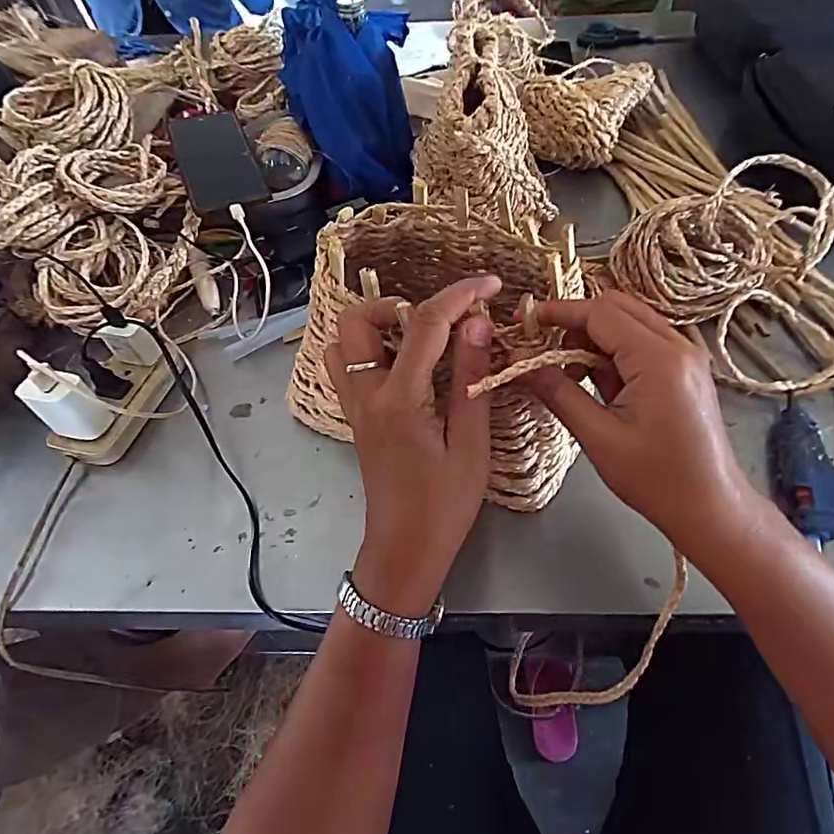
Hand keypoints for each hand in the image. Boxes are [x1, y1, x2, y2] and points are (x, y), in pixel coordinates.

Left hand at [327, 276, 500, 616]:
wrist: (404, 549)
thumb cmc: (444, 504)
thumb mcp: (471, 443)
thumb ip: (470, 379)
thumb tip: (476, 324)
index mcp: (399, 399)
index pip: (423, 324)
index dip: (458, 295)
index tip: (489, 284)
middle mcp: (366, 395)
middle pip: (356, 321)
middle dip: (398, 306)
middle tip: (440, 322)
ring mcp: (355, 406)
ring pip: (343, 343)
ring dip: (378, 328)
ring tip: (422, 341)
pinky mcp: (357, 418)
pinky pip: (349, 367)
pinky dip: (373, 351)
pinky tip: (408, 367)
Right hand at [520, 292, 768, 552]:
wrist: (712, 507)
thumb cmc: (656, 479)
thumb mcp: (599, 438)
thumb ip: (559, 393)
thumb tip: (520, 364)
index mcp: (659, 359)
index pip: (601, 313)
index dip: (561, 312)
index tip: (528, 323)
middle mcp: (679, 346)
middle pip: (619, 307)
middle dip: (578, 322)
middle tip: (549, 351)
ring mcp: (688, 355)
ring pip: (632, 321)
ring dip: (597, 337)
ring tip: (573, 375)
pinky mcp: (688, 369)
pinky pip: (646, 341)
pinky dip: (617, 351)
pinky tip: (602, 383)